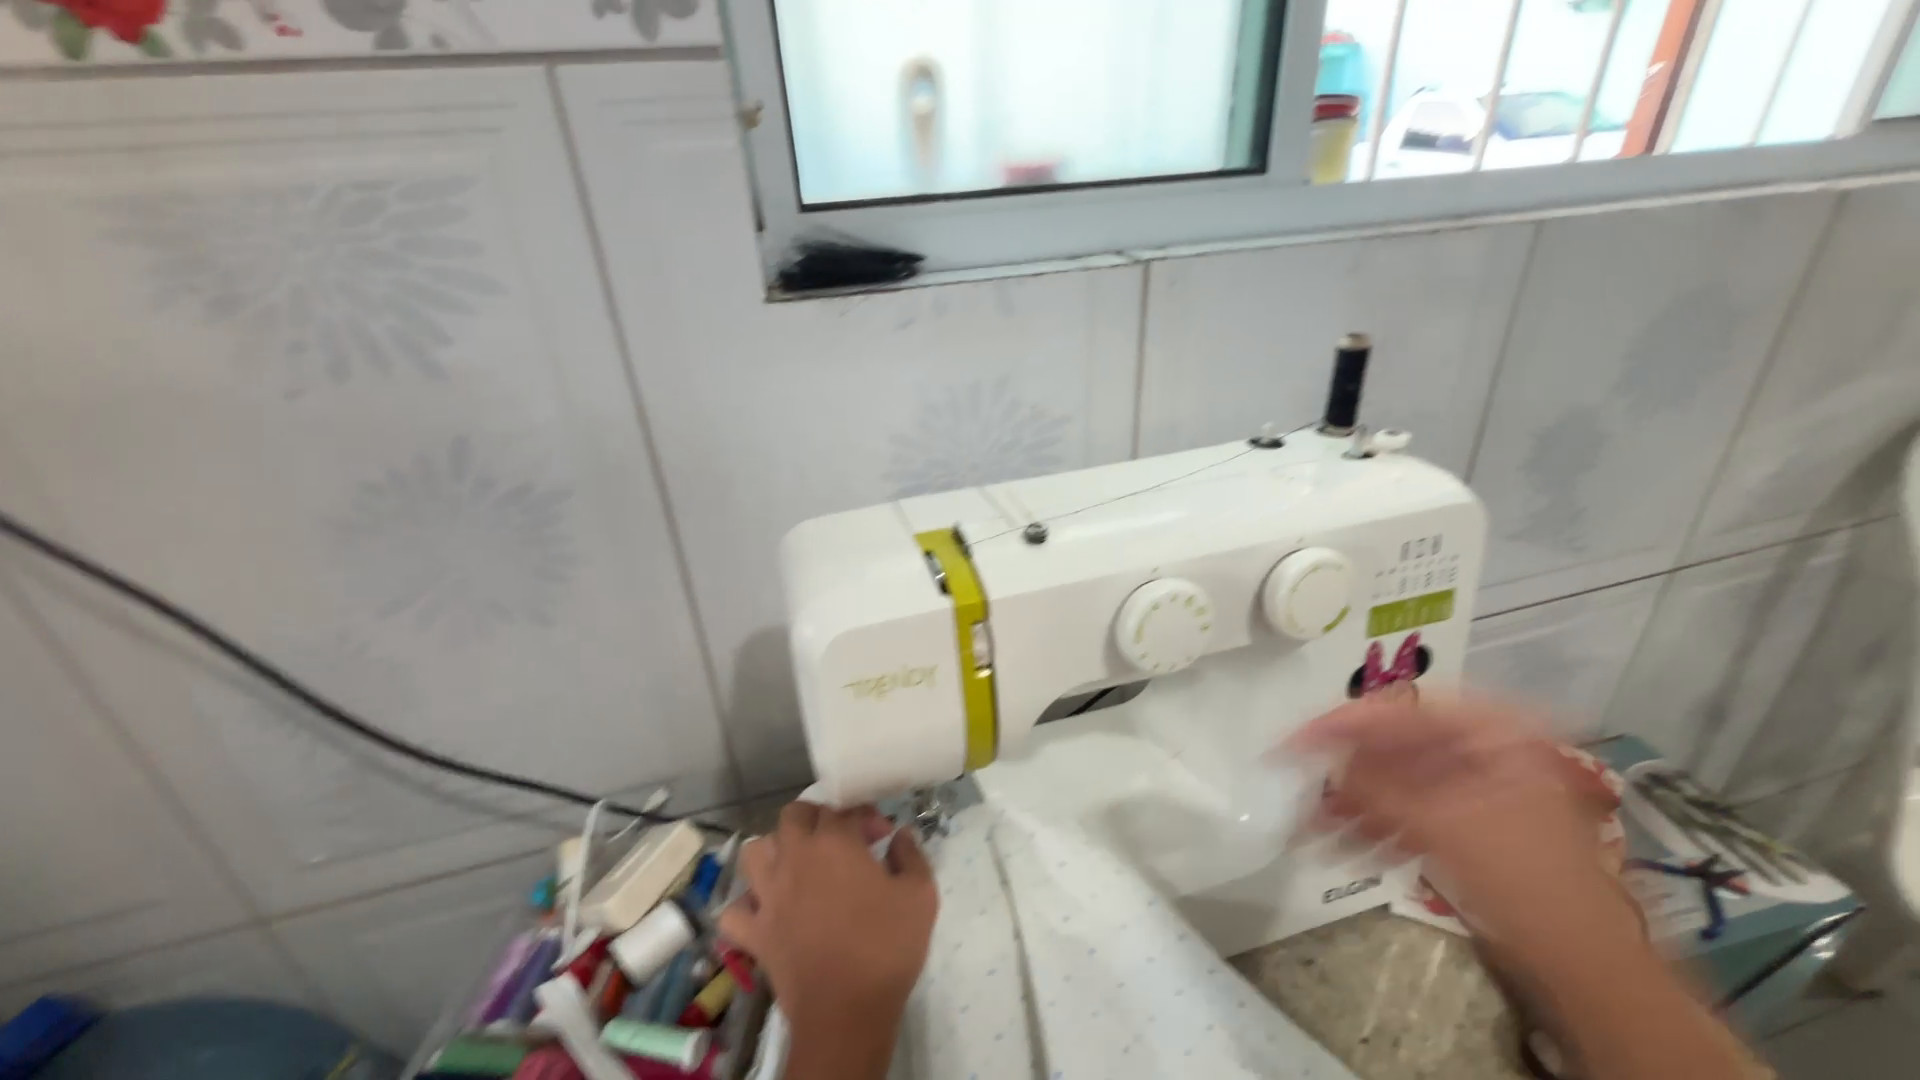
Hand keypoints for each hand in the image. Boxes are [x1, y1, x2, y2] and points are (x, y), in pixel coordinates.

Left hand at [718, 802, 936, 1079]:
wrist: (847, 1011)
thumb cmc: (886, 948)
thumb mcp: (921, 895)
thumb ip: (911, 855)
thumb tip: (900, 837)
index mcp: (834, 843)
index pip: (845, 810)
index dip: (866, 816)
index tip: (883, 836)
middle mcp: (794, 858)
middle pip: (793, 815)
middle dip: (817, 818)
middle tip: (840, 840)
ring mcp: (768, 896)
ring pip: (755, 852)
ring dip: (775, 851)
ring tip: (797, 866)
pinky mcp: (754, 933)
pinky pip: (734, 910)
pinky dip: (746, 906)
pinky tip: (767, 911)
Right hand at [1283, 694, 1759, 1079]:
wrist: (1583, 962)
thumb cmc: (1529, 883)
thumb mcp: (1448, 828)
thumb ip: (1384, 790)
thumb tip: (1330, 763)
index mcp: (1495, 733)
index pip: (1404, 710)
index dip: (1345, 722)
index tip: (1296, 740)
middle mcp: (1483, 751)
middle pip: (1393, 748)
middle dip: (1343, 774)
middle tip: (1296, 788)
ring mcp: (1473, 788)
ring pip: (1393, 783)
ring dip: (1349, 806)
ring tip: (1307, 829)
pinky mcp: (1463, 824)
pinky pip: (1405, 813)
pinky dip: (1371, 828)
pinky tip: (1336, 847)